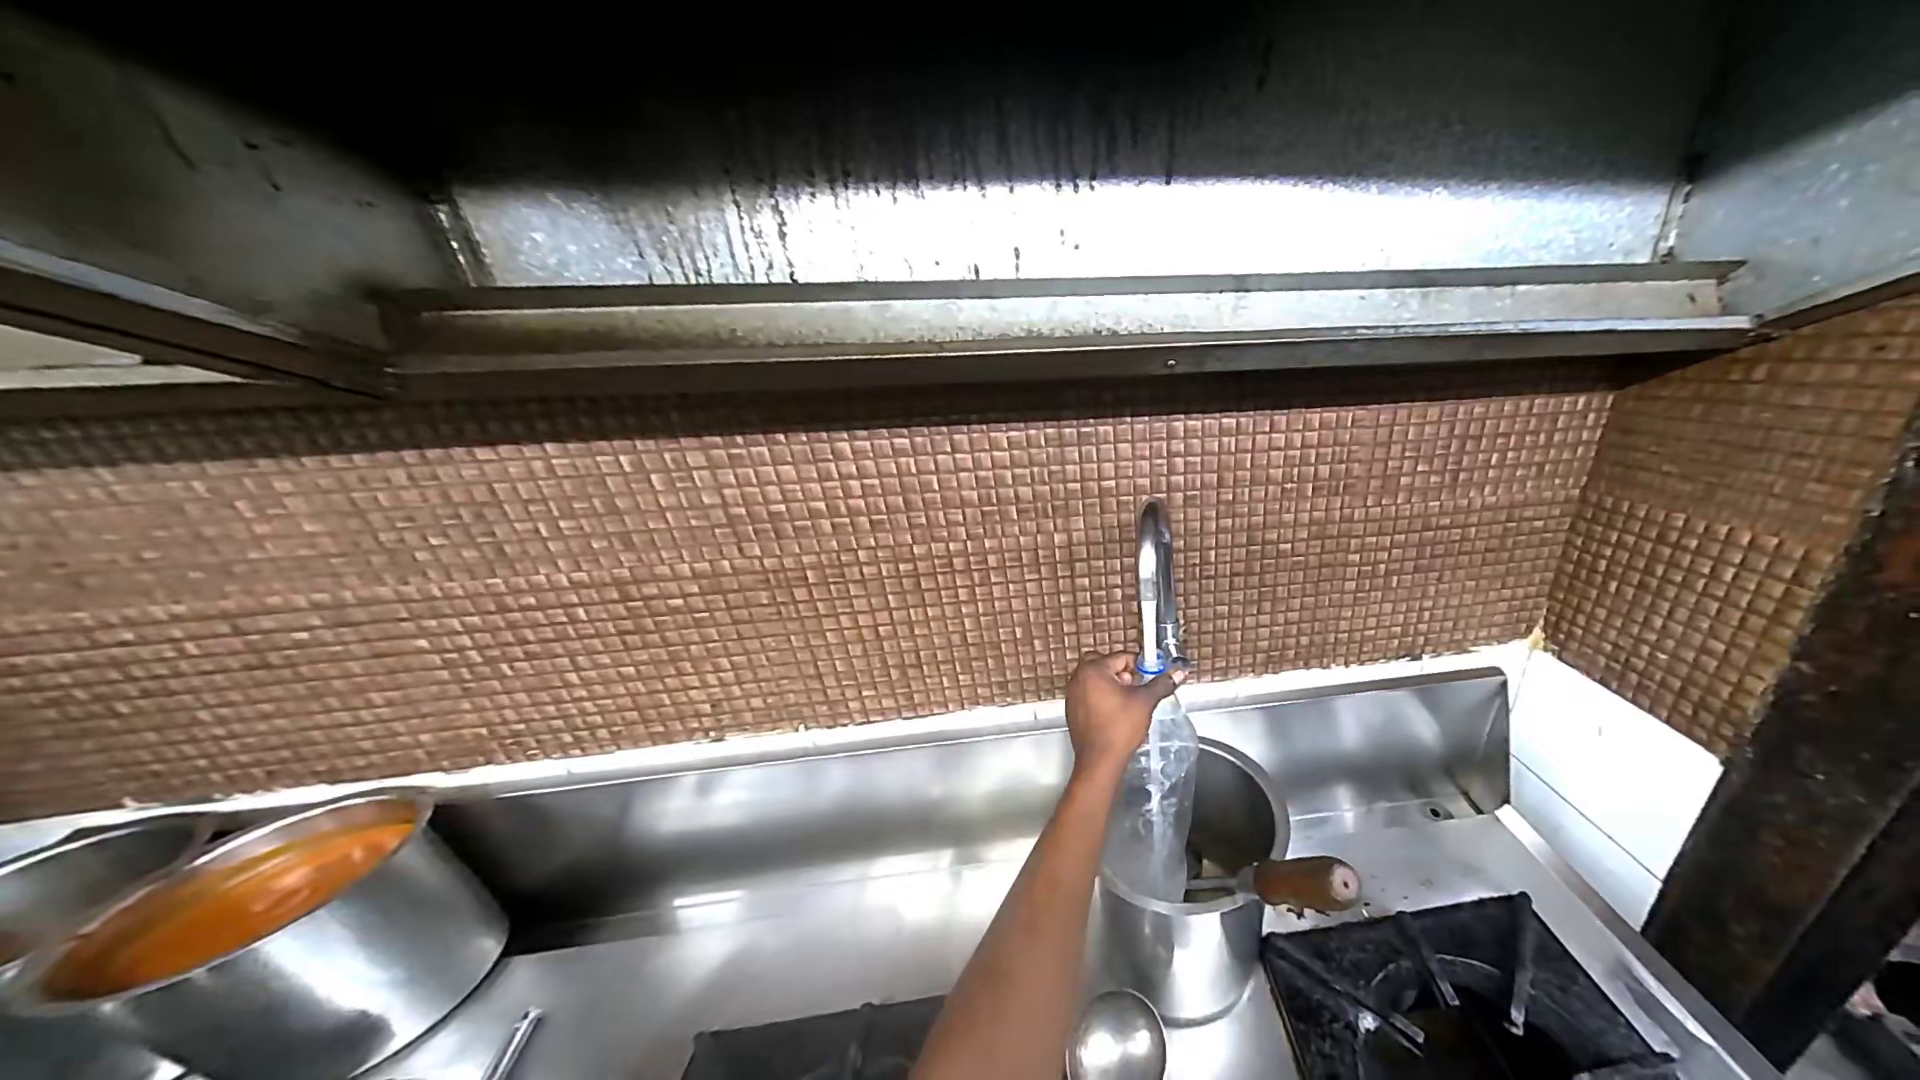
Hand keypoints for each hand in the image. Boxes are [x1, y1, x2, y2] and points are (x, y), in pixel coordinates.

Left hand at [1064, 652, 1188, 781]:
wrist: (1100, 759)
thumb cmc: (1118, 729)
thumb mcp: (1145, 702)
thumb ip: (1161, 684)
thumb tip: (1176, 674)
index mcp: (1093, 670)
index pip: (1120, 656)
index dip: (1138, 664)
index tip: (1149, 672)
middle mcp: (1078, 678)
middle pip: (1104, 663)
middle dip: (1122, 671)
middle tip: (1136, 685)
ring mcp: (1073, 693)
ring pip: (1094, 678)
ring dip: (1111, 683)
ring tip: (1127, 699)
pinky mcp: (1072, 708)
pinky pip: (1087, 693)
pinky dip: (1101, 695)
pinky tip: (1115, 711)